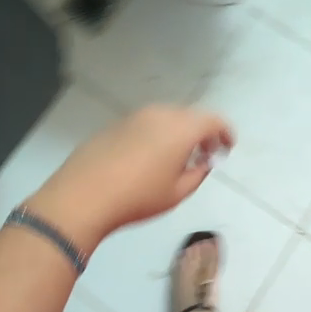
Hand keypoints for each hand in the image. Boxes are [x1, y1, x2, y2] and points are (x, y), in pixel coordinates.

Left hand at [26, 105, 233, 254]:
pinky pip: (145, 124)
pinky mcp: (115, 125)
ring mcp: (135, 116)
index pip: (213, 120)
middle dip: (202, 133)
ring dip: (178, 133)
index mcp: (181, 128)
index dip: (225, 132)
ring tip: (176, 159)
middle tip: (204, 155)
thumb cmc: (138, 197)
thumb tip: (203, 163)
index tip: (227, 148)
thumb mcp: (177, 193)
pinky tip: (148, 159)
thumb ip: (197, 174)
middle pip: (189, 116)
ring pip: (166, 118)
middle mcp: (160, 114)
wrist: (82, 195)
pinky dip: (156, 136)